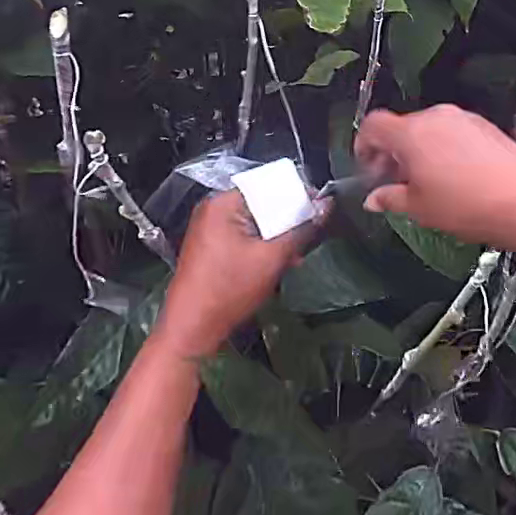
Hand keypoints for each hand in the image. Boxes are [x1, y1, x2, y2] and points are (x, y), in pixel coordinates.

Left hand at [154, 190, 314, 356]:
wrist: (189, 330)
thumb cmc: (228, 290)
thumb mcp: (272, 258)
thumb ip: (302, 229)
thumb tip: (326, 205)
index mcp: (224, 203)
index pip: (270, 184)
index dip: (299, 194)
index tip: (320, 208)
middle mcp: (214, 209)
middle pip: (263, 203)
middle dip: (289, 219)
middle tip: (311, 234)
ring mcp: (210, 228)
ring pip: (255, 221)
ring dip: (278, 235)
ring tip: (295, 254)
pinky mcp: (211, 246)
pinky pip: (244, 235)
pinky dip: (262, 245)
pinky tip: (277, 262)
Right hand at [354, 105, 515, 251]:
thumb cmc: (469, 205)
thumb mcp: (419, 208)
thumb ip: (389, 198)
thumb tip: (374, 198)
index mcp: (412, 132)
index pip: (373, 124)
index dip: (364, 145)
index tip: (368, 167)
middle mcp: (436, 117)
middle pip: (402, 127)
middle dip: (393, 153)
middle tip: (395, 182)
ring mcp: (464, 118)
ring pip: (429, 129)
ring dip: (420, 151)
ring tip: (428, 184)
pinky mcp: (485, 126)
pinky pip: (453, 132)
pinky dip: (445, 149)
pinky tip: (455, 178)